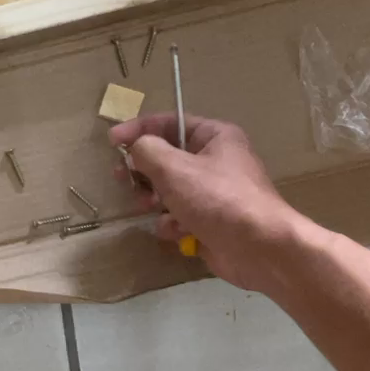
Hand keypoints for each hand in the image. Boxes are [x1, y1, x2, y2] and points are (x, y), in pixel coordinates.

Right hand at [109, 114, 306, 292]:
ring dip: (154, 199)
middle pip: (166, 158)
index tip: (111, 141)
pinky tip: (175, 230)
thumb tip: (134, 148)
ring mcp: (212, 193)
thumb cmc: (217, 198)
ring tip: (149, 206)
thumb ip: (147, 151)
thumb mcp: (174, 168)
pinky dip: (172, 223)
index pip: (170, 123)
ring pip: (168, 189)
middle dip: (143, 170)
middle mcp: (215, 161)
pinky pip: (178, 216)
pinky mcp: (209, 221)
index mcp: (215, 137)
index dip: (138, 129)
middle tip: (122, 178)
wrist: (258, 247)